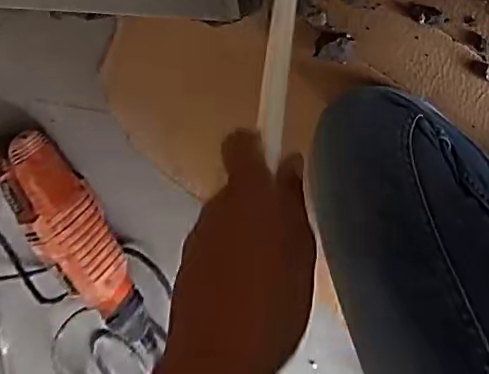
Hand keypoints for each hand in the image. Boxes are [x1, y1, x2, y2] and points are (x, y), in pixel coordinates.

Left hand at [158, 131, 315, 373]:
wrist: (216, 362)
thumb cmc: (269, 303)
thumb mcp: (301, 248)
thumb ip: (293, 200)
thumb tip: (290, 165)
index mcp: (248, 192)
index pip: (242, 142)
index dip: (256, 137)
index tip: (269, 139)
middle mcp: (217, 206)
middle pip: (238, 184)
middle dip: (258, 196)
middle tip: (283, 224)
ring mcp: (198, 237)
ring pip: (226, 217)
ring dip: (243, 229)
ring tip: (268, 264)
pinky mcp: (187, 268)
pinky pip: (214, 246)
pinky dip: (228, 256)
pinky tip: (246, 286)